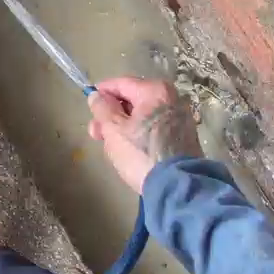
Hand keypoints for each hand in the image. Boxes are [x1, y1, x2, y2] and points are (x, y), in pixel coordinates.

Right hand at [87, 77, 199, 192]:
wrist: (178, 189)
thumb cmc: (141, 153)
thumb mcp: (113, 128)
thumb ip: (101, 108)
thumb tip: (97, 96)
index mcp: (155, 91)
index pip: (120, 83)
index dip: (101, 93)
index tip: (89, 105)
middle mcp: (172, 100)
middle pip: (132, 101)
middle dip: (111, 115)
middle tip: (96, 133)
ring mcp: (180, 120)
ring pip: (142, 116)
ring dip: (123, 127)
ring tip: (110, 146)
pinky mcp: (183, 138)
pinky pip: (154, 128)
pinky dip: (139, 135)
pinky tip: (129, 150)